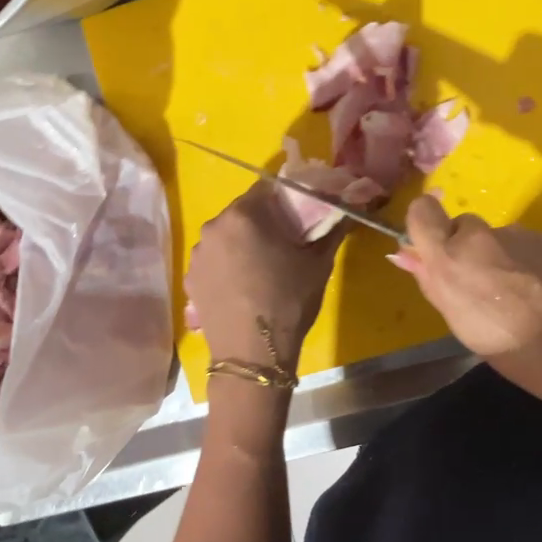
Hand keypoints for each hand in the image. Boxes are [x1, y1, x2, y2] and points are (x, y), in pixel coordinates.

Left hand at [186, 184, 342, 371]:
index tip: (301, 214)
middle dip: (265, 220)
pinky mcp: (190, 278)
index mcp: (244, 214)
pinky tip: (244, 287)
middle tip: (287, 242)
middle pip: (244, 211)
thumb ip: (333, 227)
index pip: (268, 187)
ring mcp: (198, 253)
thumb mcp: (319, 262)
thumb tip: (350, 205)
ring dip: (244, 243)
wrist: (253, 354)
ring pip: (227, 235)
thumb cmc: (289, 301)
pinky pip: (214, 259)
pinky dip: (228, 264)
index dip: (287, 197)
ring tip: (264, 269)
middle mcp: (213, 226)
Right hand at [396, 195, 541, 414]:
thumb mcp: (460, 325)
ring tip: (519, 298)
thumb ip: (431, 282)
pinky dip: (527, 262)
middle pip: (461, 226)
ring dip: (498, 258)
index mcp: (452, 259)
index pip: (421, 211)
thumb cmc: (514, 354)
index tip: (433, 251)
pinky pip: (526, 244)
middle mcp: (483, 236)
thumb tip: (405, 254)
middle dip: (465, 250)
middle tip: (481, 288)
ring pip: (496, 237)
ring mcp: (521, 234)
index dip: (424, 226)